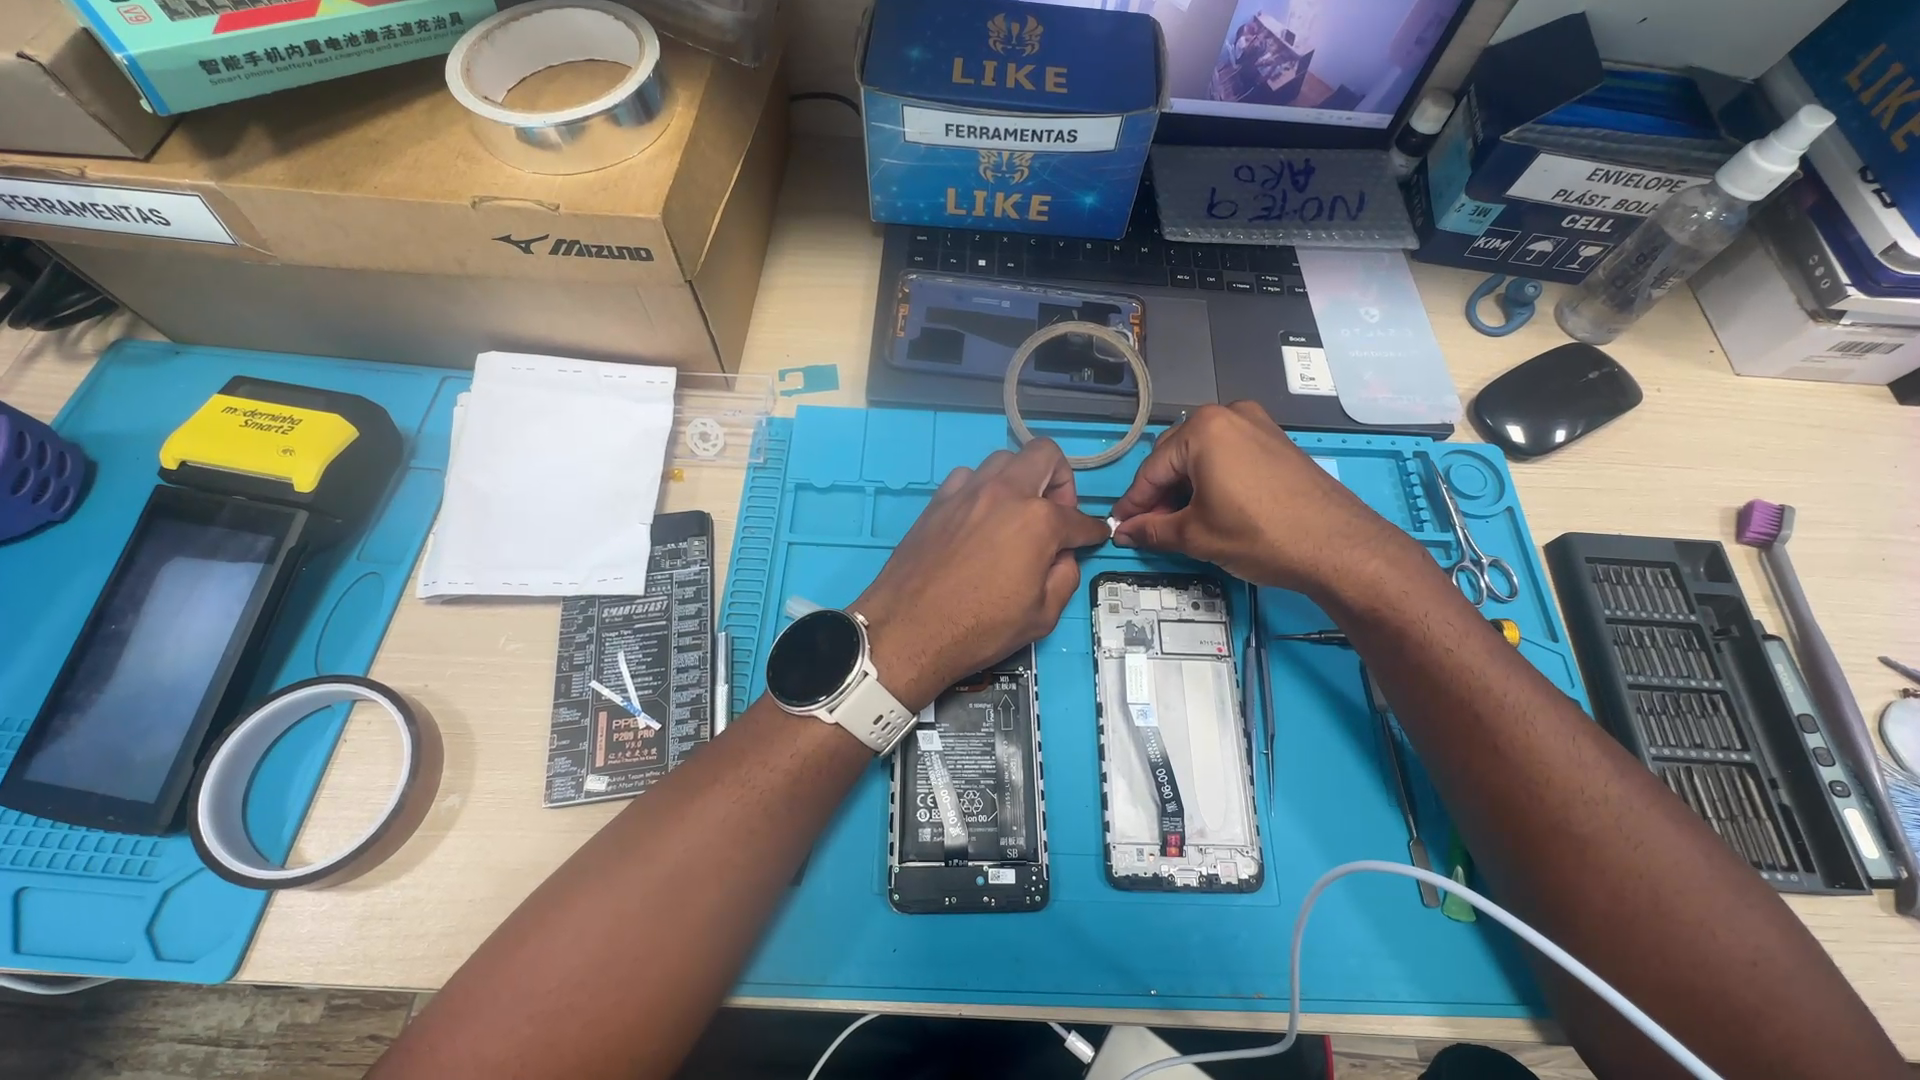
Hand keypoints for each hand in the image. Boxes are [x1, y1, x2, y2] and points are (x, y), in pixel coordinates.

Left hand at [853, 440, 1109, 711]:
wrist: (908, 631)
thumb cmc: (980, 629)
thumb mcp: (1043, 615)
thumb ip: (1065, 576)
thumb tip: (1063, 556)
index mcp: (1037, 520)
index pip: (1078, 518)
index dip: (1091, 530)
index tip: (1093, 536)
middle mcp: (1004, 493)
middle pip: (1044, 454)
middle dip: (1060, 480)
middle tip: (1056, 515)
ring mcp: (966, 492)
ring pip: (1003, 460)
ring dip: (1019, 480)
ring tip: (1016, 515)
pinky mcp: (937, 501)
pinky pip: (968, 478)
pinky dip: (982, 490)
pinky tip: (980, 519)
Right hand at [1109, 402, 1413, 593]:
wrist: (1338, 546)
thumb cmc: (1258, 535)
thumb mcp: (1196, 536)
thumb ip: (1152, 530)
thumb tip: (1123, 532)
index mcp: (1202, 429)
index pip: (1151, 470)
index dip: (1133, 504)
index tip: (1120, 528)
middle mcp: (1228, 415)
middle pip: (1176, 457)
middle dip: (1161, 494)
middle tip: (1151, 529)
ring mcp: (1257, 425)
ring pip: (1203, 456)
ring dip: (1187, 488)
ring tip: (1182, 524)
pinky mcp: (1277, 441)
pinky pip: (1230, 456)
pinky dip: (1214, 481)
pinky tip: (1212, 509)